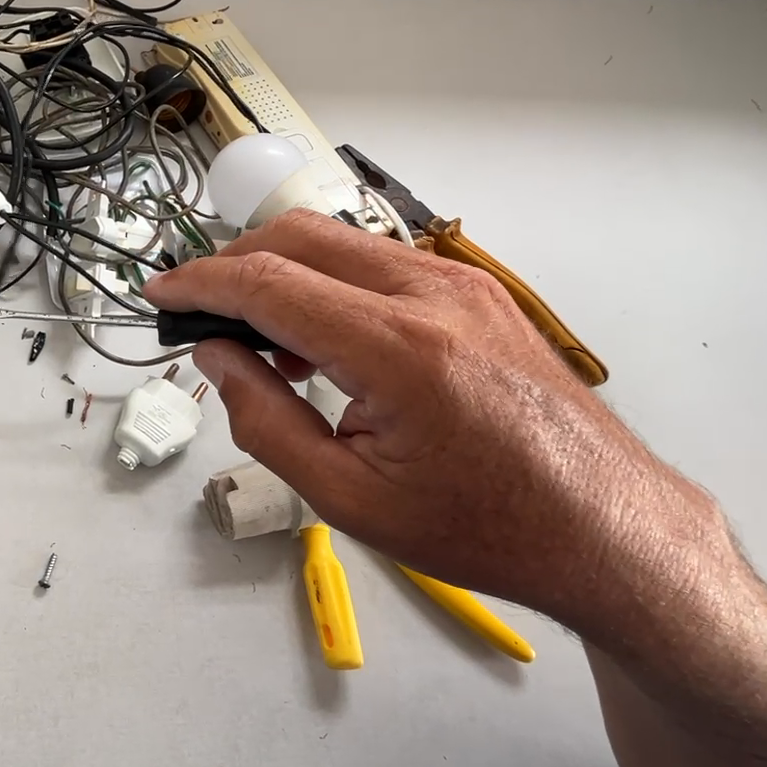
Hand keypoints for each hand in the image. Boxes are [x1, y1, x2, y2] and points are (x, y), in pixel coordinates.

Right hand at [142, 210, 721, 628]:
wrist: (608, 529)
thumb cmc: (479, 527)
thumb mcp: (346, 497)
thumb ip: (263, 419)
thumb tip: (215, 355)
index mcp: (399, 350)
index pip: (268, 283)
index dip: (200, 282)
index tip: (158, 293)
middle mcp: (432, 295)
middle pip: (298, 237)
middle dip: (230, 262)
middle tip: (196, 309)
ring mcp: (461, 284)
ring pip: (336, 240)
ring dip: (276, 271)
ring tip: (253, 336)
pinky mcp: (475, 291)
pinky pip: (373, 261)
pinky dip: (322, 281)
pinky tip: (313, 338)